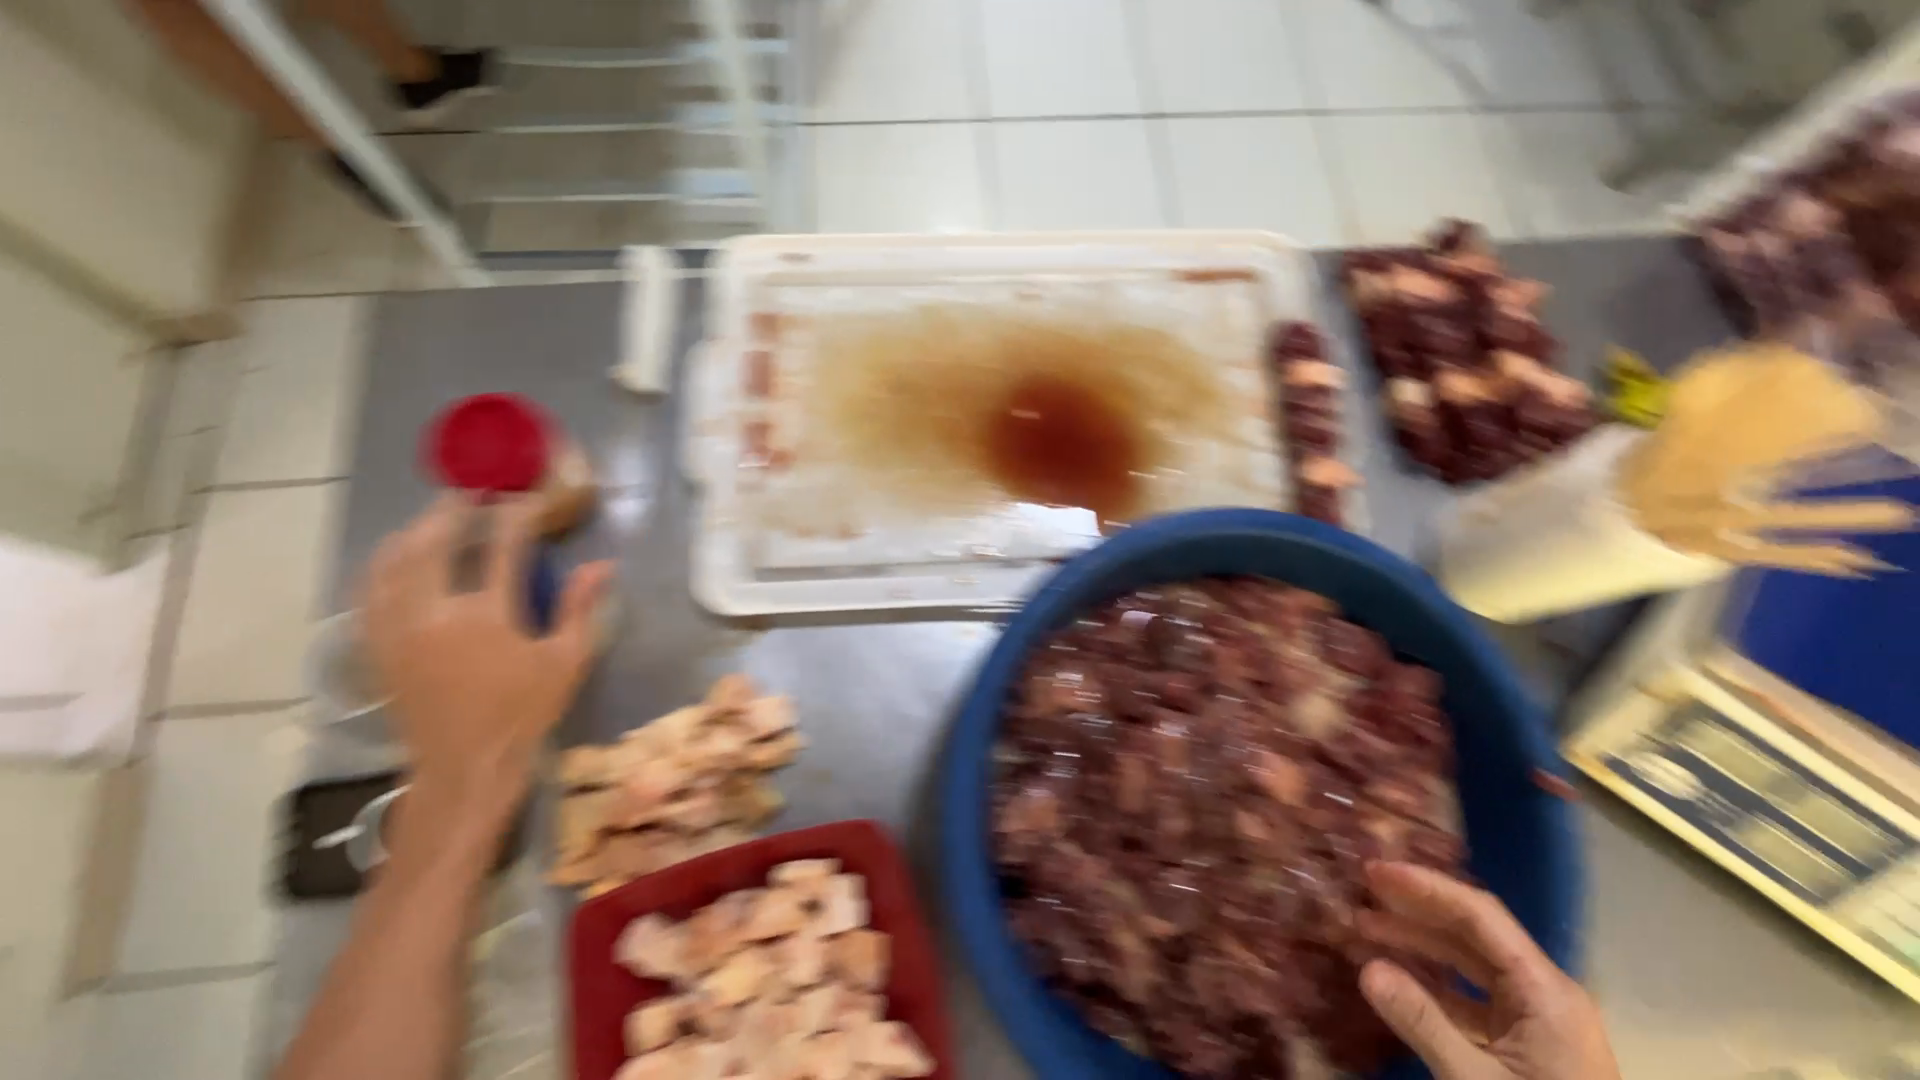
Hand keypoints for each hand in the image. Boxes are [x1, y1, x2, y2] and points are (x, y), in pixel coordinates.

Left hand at [362, 493, 613, 809]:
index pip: (503, 545)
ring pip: (393, 561)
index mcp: (486, 615)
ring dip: (412, 531)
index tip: (525, 498)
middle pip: (433, 541)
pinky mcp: (377, 646)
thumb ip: (579, 608)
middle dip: (451, 510)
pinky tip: (395, 560)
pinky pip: (369, 592)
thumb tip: (602, 566)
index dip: (516, 514)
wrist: (462, 765)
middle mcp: (434, 612)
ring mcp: (398, 628)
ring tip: (431, 519)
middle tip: (468, 493)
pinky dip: (382, 565)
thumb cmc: (521, 713)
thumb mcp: (565, 662)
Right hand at [1357, 862, 1619, 1079]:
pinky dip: (1430, 984)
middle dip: (1414, 912)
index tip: (1374, 872)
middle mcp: (1544, 993)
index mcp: (1545, 991)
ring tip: (1362, 930)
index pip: (1478, 916)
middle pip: (1472, 934)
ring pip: (1468, 965)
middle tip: (1360, 892)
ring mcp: (1536, 1020)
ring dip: (1416, 945)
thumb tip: (1366, 968)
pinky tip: (1393, 979)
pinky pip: (1470, 999)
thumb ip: (1423, 1023)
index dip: (1424, 887)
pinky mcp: (1525, 1046)